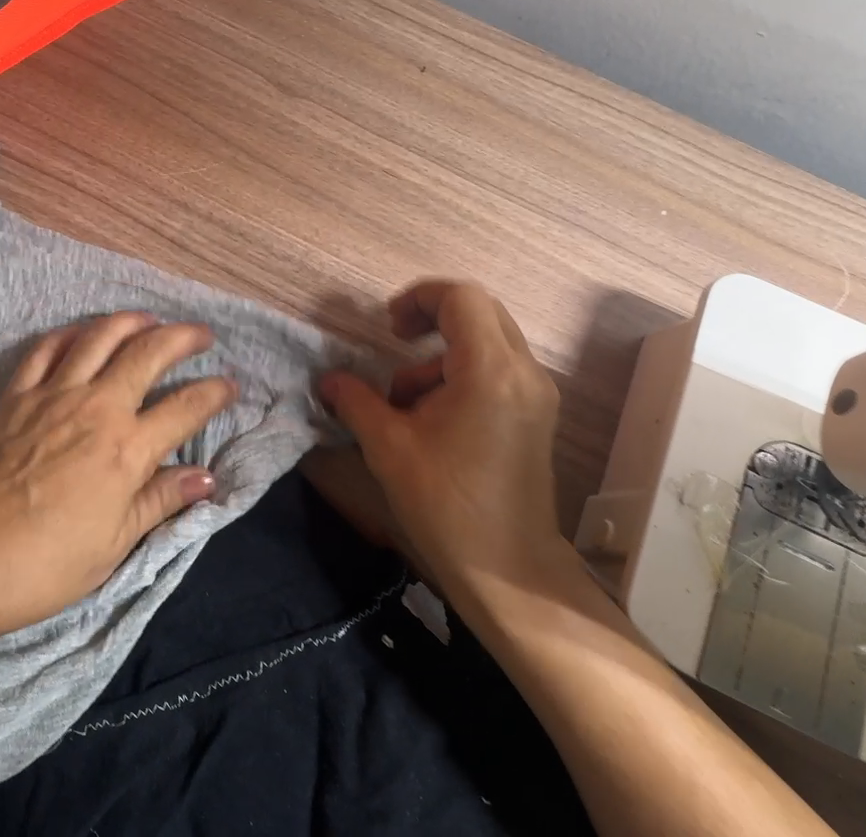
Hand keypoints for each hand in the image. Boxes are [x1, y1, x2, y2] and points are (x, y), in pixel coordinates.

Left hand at [0, 313, 236, 647]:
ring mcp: (51, 396)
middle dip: (182, 338)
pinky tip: (82, 333)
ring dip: (130, 322)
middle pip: (147, 354)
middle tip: (202, 334)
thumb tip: (207, 478)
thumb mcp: (114, 544)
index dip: (215, 393)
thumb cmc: (45, 564)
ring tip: (150, 319)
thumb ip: (159, 501)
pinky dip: (71, 334)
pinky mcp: (15, 397)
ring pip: (98, 337)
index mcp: (126, 450)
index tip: (231, 385)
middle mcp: (95, 409)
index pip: (185, 408)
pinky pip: (46, 349)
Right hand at [318, 281, 566, 593]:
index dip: (419, 298)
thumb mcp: (388, 447)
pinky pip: (496, 371)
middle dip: (431, 321)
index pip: (460, 298)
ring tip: (405, 404)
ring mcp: (536, 394)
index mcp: (490, 370)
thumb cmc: (446, 504)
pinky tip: (432, 421)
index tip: (388, 327)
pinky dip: (460, 377)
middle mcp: (524, 372)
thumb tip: (329, 381)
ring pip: (487, 343)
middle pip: (479, 312)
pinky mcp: (536, 416)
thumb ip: (356, 402)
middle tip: (395, 343)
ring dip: (440, 357)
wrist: (507, 567)